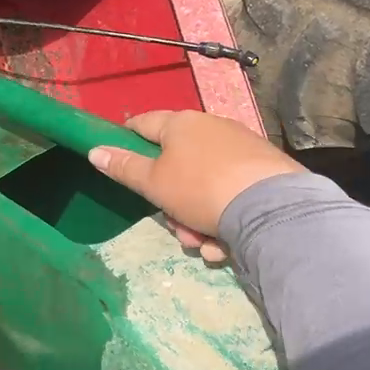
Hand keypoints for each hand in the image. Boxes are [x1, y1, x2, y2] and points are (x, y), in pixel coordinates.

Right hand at [86, 110, 303, 264]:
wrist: (275, 210)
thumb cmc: (201, 188)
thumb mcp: (152, 183)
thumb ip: (122, 167)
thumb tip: (94, 151)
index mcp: (180, 124)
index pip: (142, 123)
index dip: (126, 139)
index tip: (119, 160)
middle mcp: (212, 128)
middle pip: (176, 164)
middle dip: (171, 202)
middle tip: (175, 228)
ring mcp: (243, 149)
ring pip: (204, 185)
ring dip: (197, 218)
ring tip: (205, 247)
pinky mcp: (268, 172)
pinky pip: (232, 194)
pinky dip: (225, 219)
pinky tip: (228, 245)